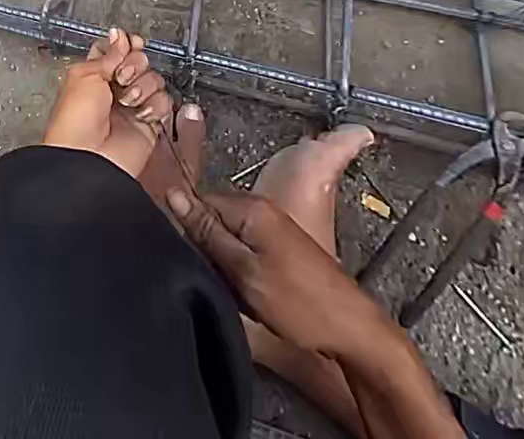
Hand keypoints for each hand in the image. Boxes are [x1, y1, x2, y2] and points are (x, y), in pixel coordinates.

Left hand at [42, 28, 173, 177]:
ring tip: (129, 100)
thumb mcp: (85, 75)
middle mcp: (115, 89)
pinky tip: (141, 113)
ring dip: (144, 86)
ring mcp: (133, 105)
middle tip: (122, 77)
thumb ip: (109, 54)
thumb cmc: (75, 119)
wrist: (88, 156)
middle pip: (139, 61)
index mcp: (95, 74)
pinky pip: (164, 102)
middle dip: (134, 65)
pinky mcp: (149, 123)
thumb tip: (120, 36)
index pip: (118, 51)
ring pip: (154, 79)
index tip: (131, 43)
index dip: (126, 45)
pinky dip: (155, 105)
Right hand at [167, 188, 391, 359]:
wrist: (350, 329)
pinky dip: (239, 269)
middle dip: (205, 246)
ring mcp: (272, 228)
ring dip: (223, 261)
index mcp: (251, 207)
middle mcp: (261, 209)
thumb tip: (173, 194)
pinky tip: (244, 291)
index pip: (199, 201)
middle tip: (211, 278)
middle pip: (214, 218)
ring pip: (228, 237)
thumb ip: (207, 232)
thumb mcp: (243, 270)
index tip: (188, 258)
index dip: (187, 228)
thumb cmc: (298, 302)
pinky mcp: (279, 247)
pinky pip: (244, 249)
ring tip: (229, 288)